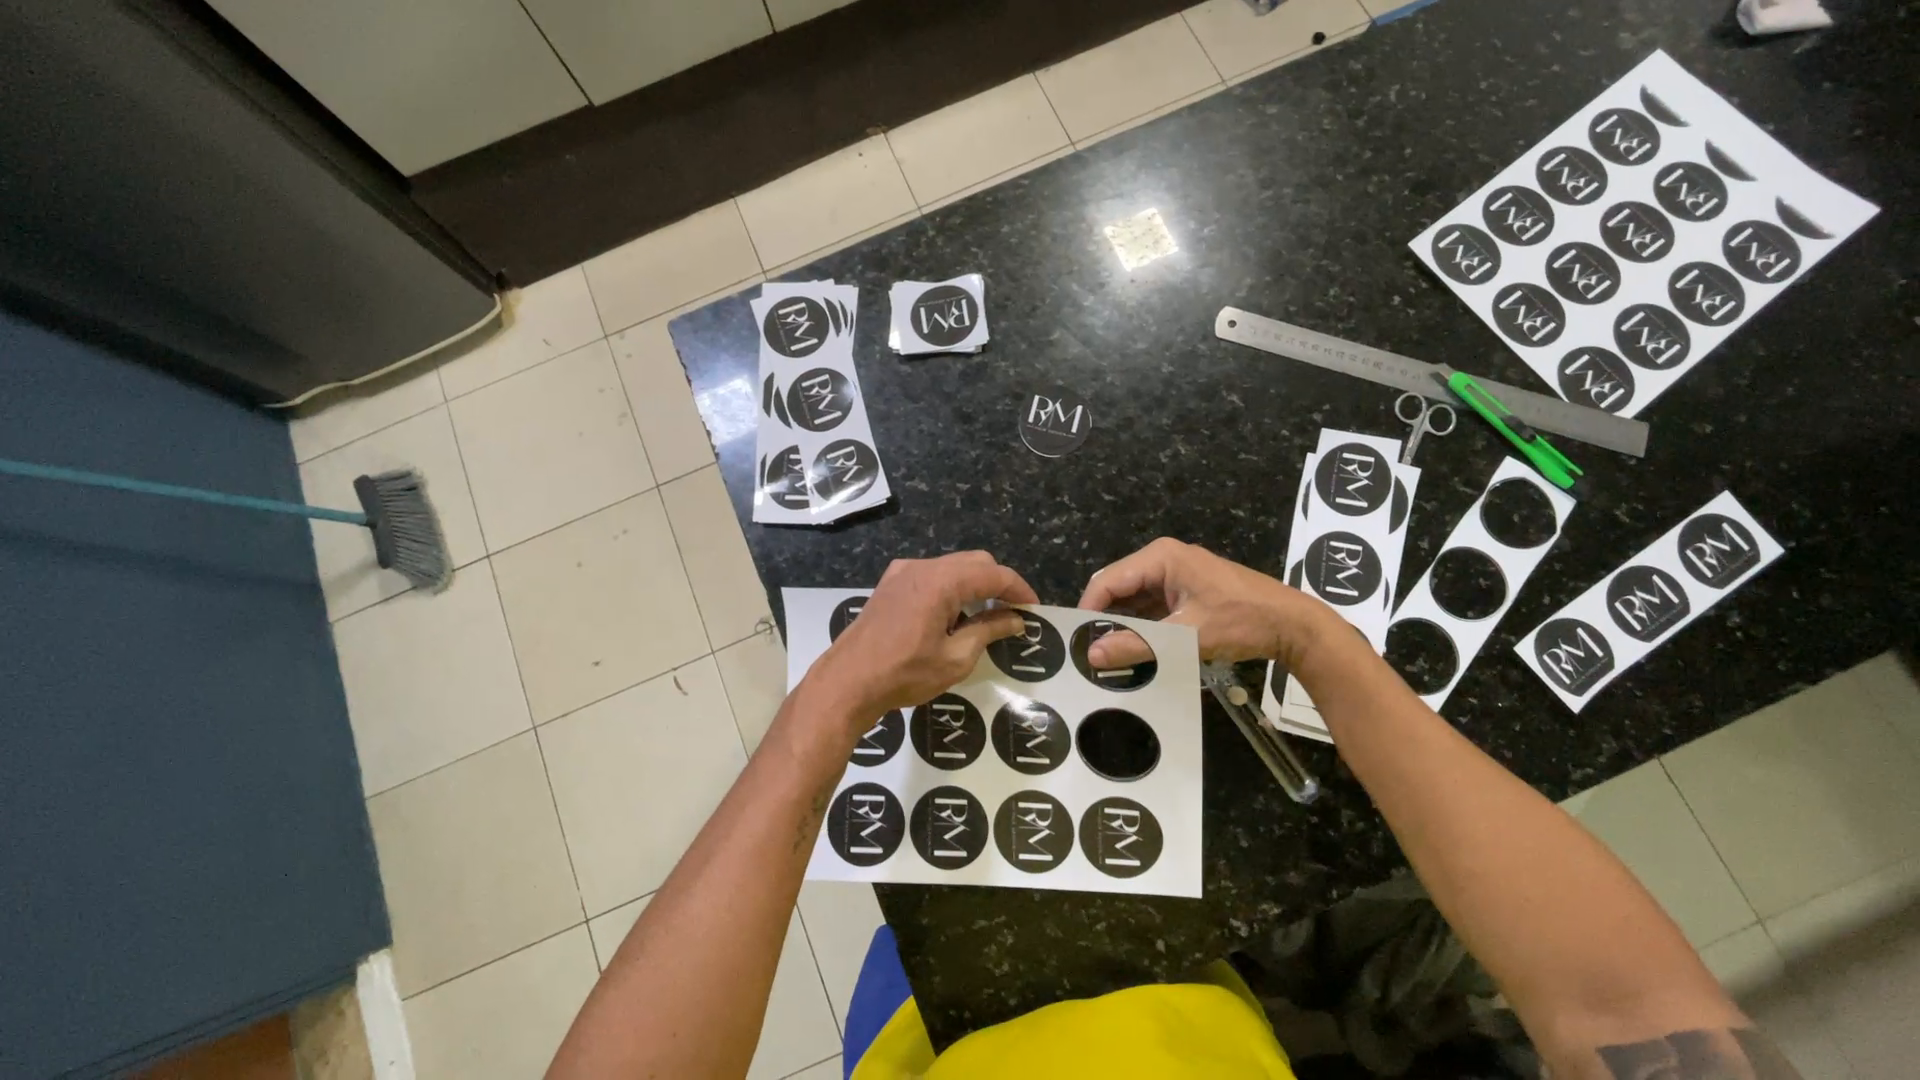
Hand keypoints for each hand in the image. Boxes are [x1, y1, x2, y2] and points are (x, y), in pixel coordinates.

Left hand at [808, 552, 1037, 729]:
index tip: (1034, 609)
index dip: (1019, 589)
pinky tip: (951, 619)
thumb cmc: (903, 674)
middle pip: (974, 562)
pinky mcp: (889, 584)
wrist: (846, 682)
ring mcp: (901, 573)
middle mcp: (921, 567)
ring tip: (984, 619)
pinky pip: (930, 576)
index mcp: (941, 581)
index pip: (994, 574)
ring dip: (973, 586)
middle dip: (998, 583)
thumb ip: (989, 630)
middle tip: (1013, 613)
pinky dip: (950, 589)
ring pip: (952, 567)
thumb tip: (1016, 619)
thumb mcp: (955, 658)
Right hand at [1078, 538, 1340, 669]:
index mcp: (1161, 557)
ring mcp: (1177, 576)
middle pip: (1118, 588)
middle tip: (1086, 653)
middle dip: (1103, 619)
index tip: (1073, 642)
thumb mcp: (1186, 635)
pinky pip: (1152, 608)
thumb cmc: (1241, 621)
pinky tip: (1133, 651)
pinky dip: (1142, 628)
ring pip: (1134, 600)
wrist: (1294, 626)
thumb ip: (1137, 644)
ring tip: (1105, 657)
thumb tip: (1092, 657)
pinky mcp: (1187, 592)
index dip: (1087, 610)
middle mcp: (1164, 560)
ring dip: (1122, 626)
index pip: (1107, 581)